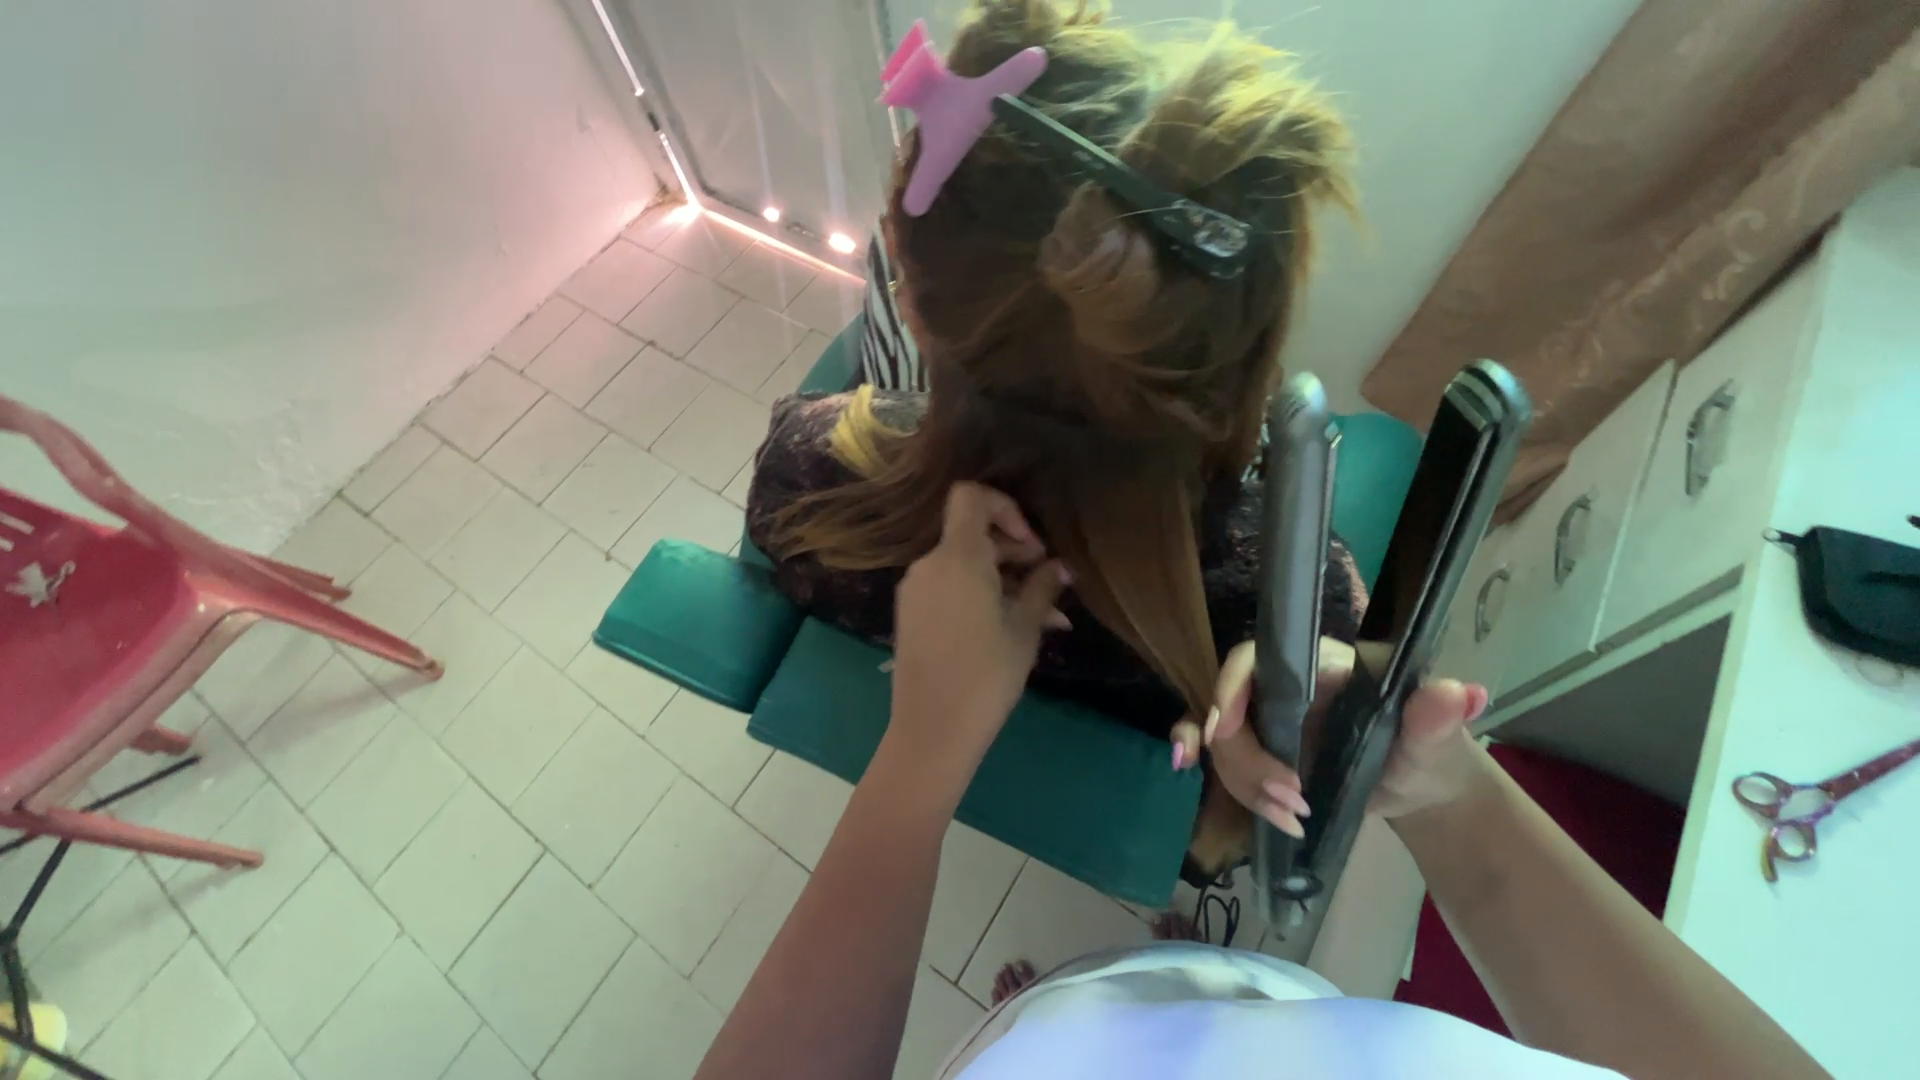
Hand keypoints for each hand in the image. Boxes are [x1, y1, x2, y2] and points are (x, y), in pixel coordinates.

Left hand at [888, 483, 1070, 767]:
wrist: (932, 729)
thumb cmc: (987, 674)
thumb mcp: (1024, 628)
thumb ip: (1043, 588)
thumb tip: (1059, 567)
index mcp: (957, 557)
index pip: (971, 497)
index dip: (1005, 507)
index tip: (1031, 545)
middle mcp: (928, 564)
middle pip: (971, 534)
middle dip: (1013, 551)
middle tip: (1048, 583)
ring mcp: (914, 590)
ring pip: (963, 565)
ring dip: (1001, 578)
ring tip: (1041, 615)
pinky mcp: (909, 614)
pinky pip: (948, 588)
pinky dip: (977, 594)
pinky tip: (1008, 626)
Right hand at [1193, 638, 1487, 834]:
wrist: (1418, 788)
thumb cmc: (1430, 753)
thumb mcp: (1438, 740)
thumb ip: (1438, 718)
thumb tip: (1458, 694)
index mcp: (1320, 665)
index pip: (1259, 658)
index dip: (1230, 686)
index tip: (1220, 727)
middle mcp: (1283, 684)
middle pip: (1231, 708)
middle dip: (1248, 759)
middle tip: (1290, 799)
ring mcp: (1267, 718)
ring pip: (1223, 741)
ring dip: (1244, 781)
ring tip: (1292, 818)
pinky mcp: (1259, 749)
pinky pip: (1217, 752)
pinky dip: (1204, 764)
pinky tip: (1186, 770)